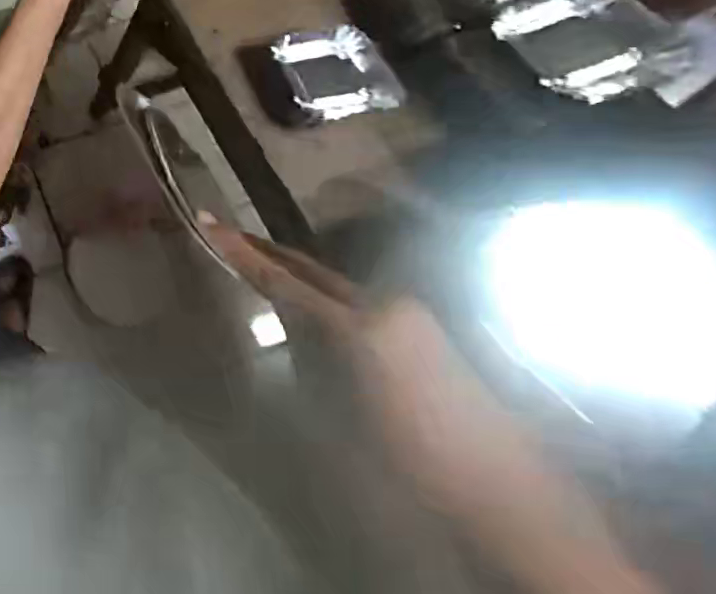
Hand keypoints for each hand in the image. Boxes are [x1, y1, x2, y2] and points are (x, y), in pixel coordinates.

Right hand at [198, 217, 526, 516]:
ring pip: (334, 284)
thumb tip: (285, 328)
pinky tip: (313, 311)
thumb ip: (307, 358)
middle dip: (268, 253)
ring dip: (297, 277)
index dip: (243, 253)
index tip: (210, 223)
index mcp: (360, 325)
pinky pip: (357, 300)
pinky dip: (326, 298)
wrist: (505, 491)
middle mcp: (384, 303)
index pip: (285, 280)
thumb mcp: (343, 414)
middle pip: (311, 269)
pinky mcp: (423, 326)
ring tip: (261, 269)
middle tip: (228, 235)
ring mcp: (408, 312)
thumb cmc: (412, 458)